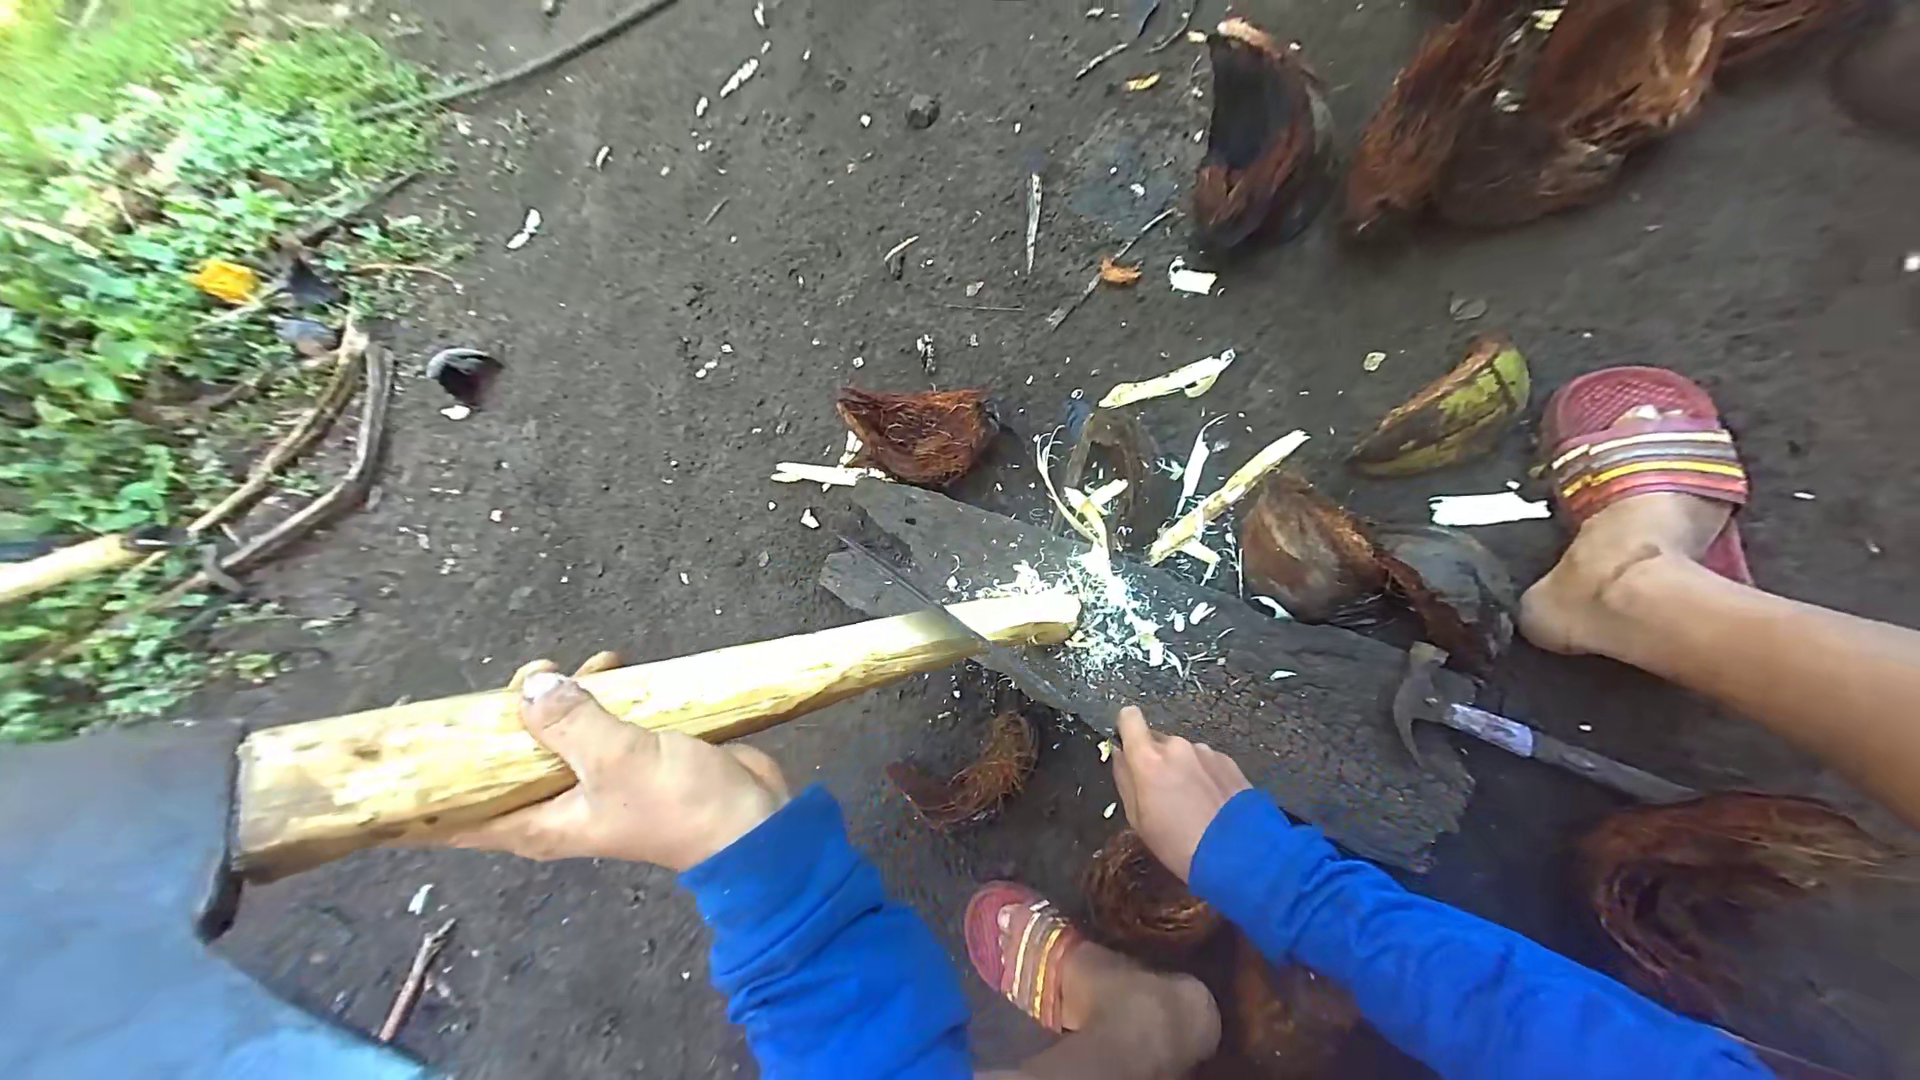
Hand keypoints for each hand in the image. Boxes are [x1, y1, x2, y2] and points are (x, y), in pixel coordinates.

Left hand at [440, 664, 790, 870]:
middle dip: (515, 714)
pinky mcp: (638, 758)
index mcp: (539, 822)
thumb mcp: (618, 761)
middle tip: (534, 673)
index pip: (454, 816)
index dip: (420, 787)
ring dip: (569, 698)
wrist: (750, 818)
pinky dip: (607, 697)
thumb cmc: (677, 802)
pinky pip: (606, 723)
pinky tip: (620, 670)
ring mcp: (602, 779)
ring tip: (585, 663)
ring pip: (564, 734)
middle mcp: (561, 803)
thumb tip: (530, 687)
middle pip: (513, 758)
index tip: (400, 745)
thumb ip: (571, 723)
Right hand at [1110, 705, 1250, 881]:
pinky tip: (1215, 804)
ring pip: (1183, 753)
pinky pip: (1207, 762)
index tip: (1130, 747)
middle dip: (1157, 759)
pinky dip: (1206, 776)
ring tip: (1195, 803)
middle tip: (1165, 792)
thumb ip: (1124, 779)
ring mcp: (1205, 752)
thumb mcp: (1138, 819)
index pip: (1129, 717)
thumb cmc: (1179, 844)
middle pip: (1157, 741)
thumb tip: (1120, 754)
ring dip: (1183, 768)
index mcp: (1148, 758)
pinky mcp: (1229, 762)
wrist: (1243, 858)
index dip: (1127, 729)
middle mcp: (1176, 746)